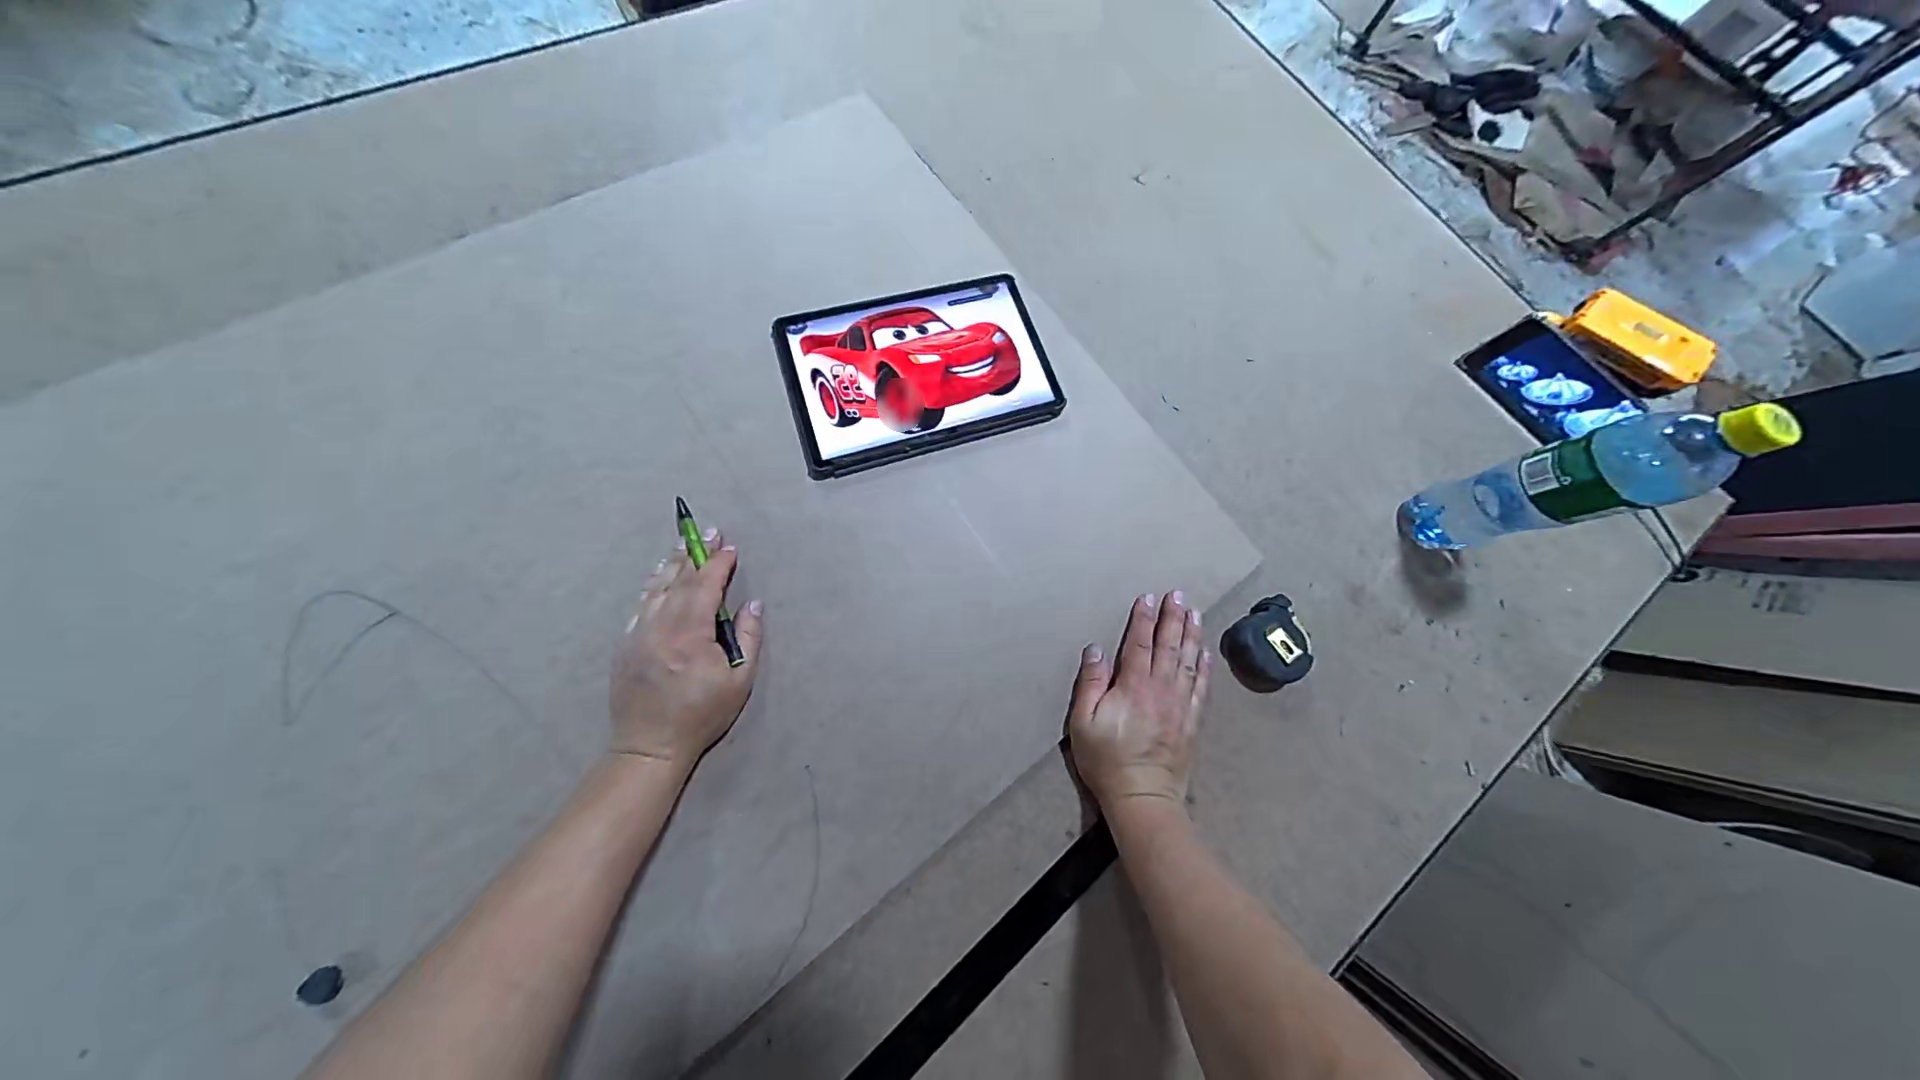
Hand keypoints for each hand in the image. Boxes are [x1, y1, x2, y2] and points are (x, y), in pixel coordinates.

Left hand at [609, 528, 762, 766]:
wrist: (649, 745)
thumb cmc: (701, 715)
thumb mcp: (739, 681)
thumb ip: (749, 637)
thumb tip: (751, 603)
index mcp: (689, 634)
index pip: (705, 585)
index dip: (719, 564)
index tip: (731, 548)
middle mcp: (659, 625)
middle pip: (678, 579)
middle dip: (696, 553)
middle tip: (709, 532)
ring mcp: (637, 632)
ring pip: (655, 587)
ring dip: (672, 564)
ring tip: (684, 545)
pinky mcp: (625, 643)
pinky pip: (640, 604)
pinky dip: (653, 586)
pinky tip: (659, 578)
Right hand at [1067, 591, 1210, 808]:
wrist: (1144, 798)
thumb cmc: (1107, 761)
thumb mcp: (1083, 723)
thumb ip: (1090, 683)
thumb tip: (1096, 650)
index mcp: (1133, 687)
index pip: (1138, 644)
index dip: (1142, 619)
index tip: (1147, 597)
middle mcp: (1162, 690)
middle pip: (1168, 646)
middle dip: (1172, 618)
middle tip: (1178, 595)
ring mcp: (1181, 705)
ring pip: (1189, 661)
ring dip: (1191, 634)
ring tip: (1194, 612)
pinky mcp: (1192, 722)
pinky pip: (1201, 686)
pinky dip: (1205, 666)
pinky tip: (1206, 652)